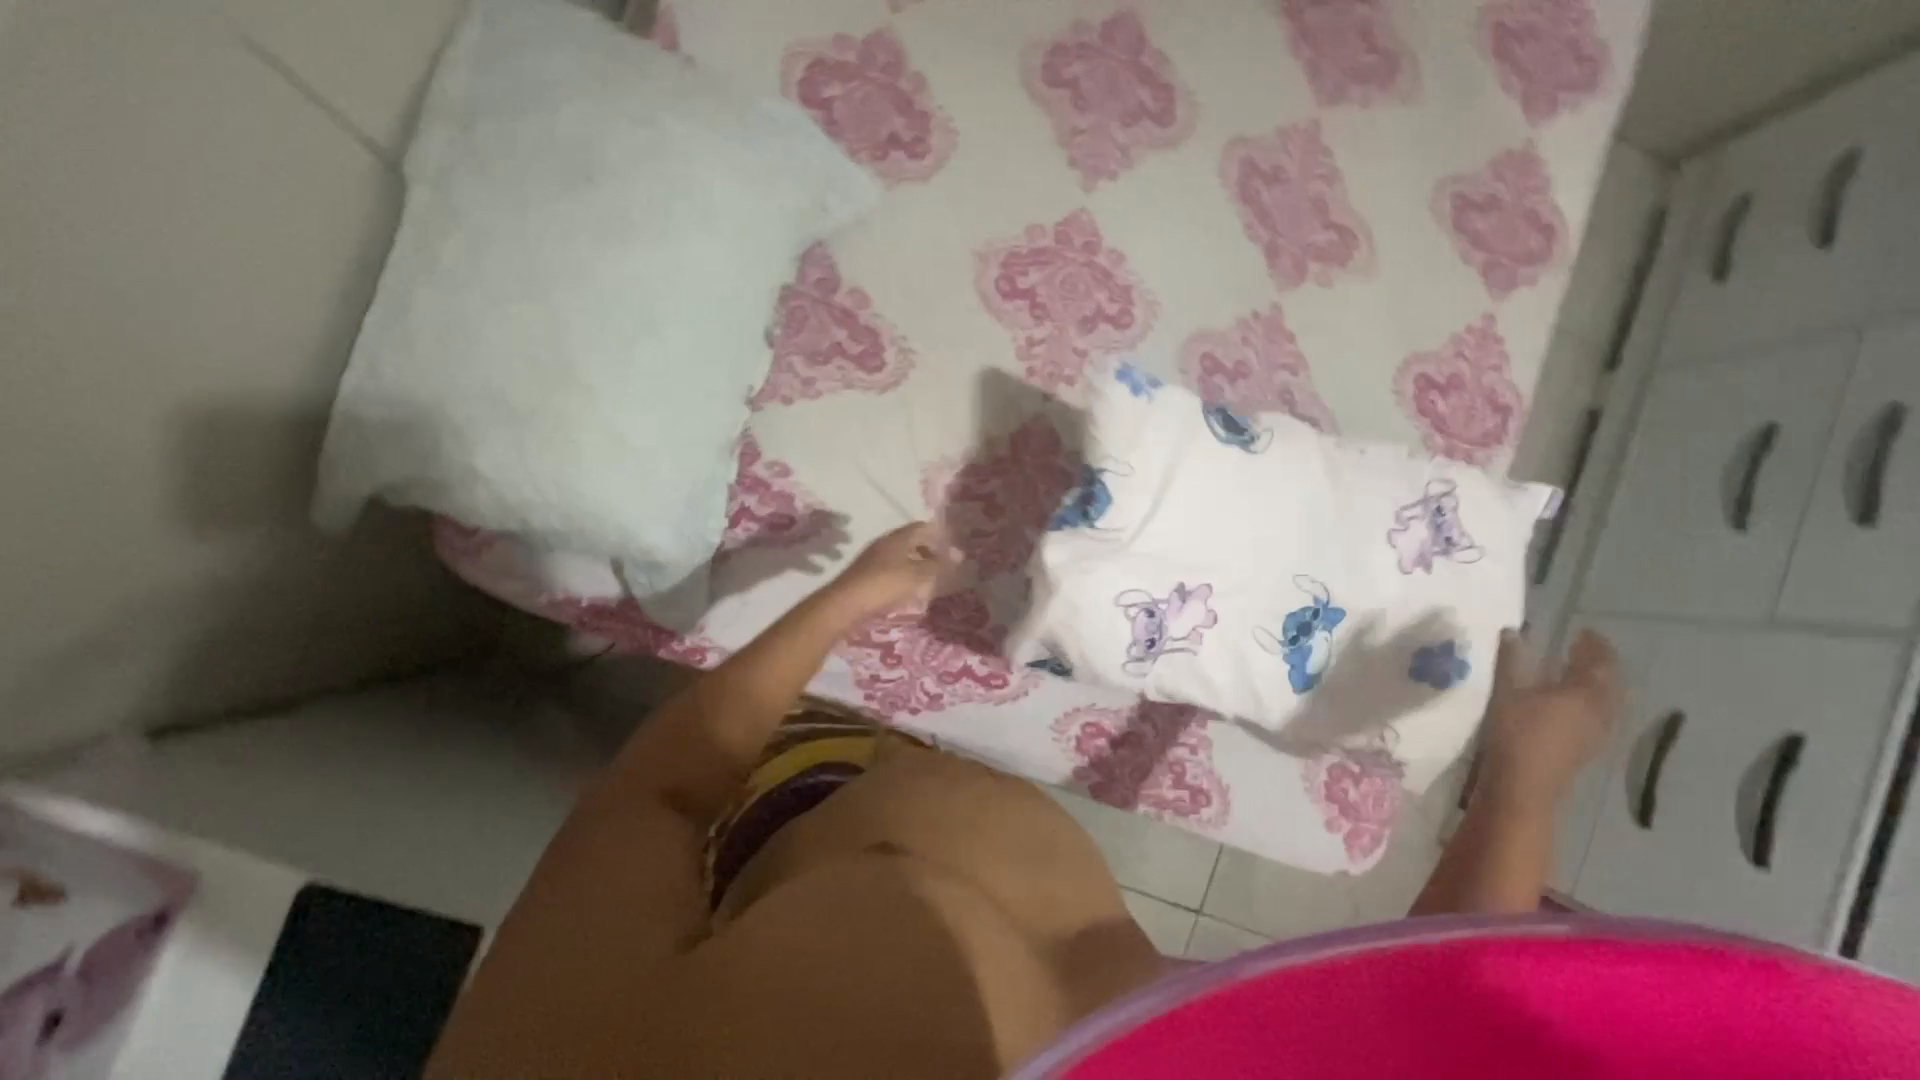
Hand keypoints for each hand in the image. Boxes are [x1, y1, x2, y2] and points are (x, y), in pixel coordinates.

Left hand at [825, 522, 962, 620]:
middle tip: (944, 565)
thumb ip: (938, 565)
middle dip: (928, 551)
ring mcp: (872, 559)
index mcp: (897, 538)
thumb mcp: (918, 575)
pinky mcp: (865, 575)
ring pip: (900, 556)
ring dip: (915, 565)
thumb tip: (957, 555)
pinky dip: (903, 576)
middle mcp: (884, 543)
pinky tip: (908, 591)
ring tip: (929, 580)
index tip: (952, 548)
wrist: (846, 604)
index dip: (939, 535)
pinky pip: (890, 570)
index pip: (922, 527)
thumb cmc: (885, 585)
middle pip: (910, 541)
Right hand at [1478, 628, 1621, 812]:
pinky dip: (1593, 703)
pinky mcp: (1588, 749)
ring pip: (1608, 702)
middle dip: (1601, 664)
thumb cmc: (1516, 733)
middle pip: (1611, 683)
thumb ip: (1513, 660)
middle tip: (1585, 651)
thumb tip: (1514, 631)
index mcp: (1586, 693)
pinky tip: (1574, 706)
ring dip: (1599, 685)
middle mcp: (1601, 712)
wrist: (1524, 786)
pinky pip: (1600, 717)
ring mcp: (1598, 733)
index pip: (1600, 662)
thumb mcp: (1508, 691)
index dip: (1595, 645)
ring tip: (1581, 675)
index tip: (1585, 632)